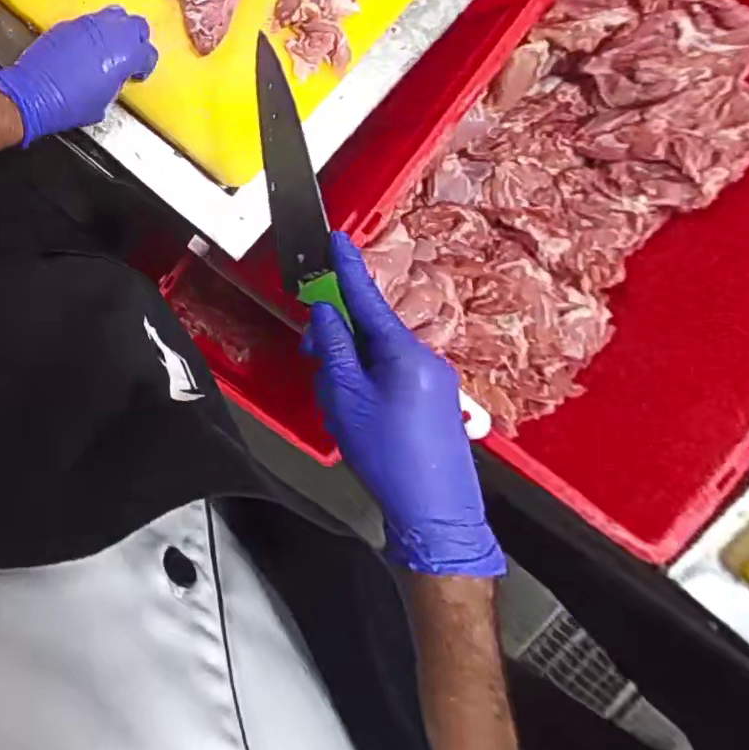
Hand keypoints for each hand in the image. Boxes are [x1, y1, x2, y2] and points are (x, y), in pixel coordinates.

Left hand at [0, 6, 157, 145]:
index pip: (148, 54)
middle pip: (136, 25)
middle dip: (135, 39)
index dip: (144, 66)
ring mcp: (88, 24)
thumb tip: (115, 79)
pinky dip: (91, 33)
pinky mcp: (68, 24)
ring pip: (113, 16)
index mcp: (127, 54)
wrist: (34, 94)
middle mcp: (111, 32)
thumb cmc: (70, 106)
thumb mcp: (102, 104)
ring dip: (114, 30)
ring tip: (106, 47)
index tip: (136, 74)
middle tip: (127, 54)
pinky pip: (88, 23)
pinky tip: (82, 48)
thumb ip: (116, 84)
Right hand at [301, 231, 504, 577]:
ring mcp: (431, 379)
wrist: (436, 511)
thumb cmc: (386, 452)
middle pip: (368, 329)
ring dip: (346, 368)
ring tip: (338, 403)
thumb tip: (325, 310)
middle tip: (312, 360)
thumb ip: (334, 348)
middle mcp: (423, 358)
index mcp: (403, 353)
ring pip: (374, 355)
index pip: (367, 299)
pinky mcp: (430, 399)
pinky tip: (354, 411)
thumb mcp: (346, 396)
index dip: (348, 268)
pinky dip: (362, 382)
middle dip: (335, 338)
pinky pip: (387, 374)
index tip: (338, 238)